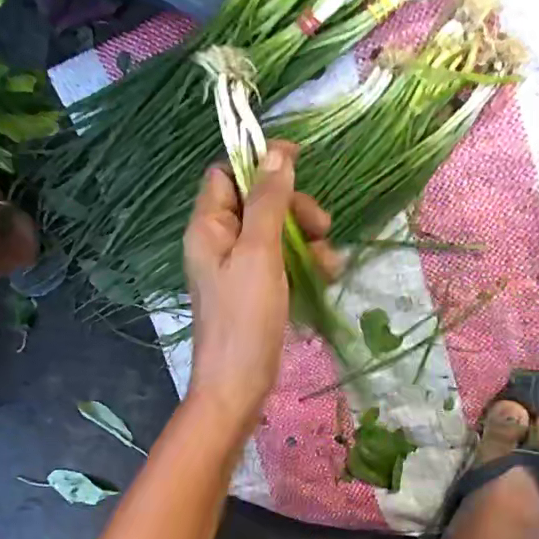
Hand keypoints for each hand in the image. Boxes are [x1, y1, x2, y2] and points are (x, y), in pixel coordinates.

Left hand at [182, 142, 334, 432]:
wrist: (239, 384)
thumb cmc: (245, 319)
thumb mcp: (260, 255)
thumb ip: (268, 203)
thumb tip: (276, 154)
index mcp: (209, 226)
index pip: (228, 173)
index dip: (260, 164)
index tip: (300, 162)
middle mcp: (220, 240)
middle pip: (260, 201)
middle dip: (296, 210)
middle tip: (324, 229)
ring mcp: (240, 266)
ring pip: (278, 231)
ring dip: (309, 240)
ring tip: (329, 265)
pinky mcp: (258, 288)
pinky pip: (283, 260)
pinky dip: (306, 263)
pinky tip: (324, 278)